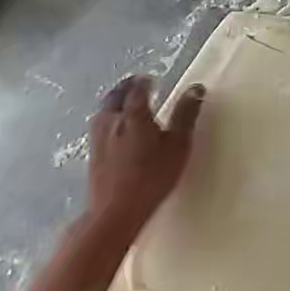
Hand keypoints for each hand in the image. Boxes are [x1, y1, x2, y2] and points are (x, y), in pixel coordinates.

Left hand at [87, 75, 203, 239]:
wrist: (116, 211)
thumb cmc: (153, 175)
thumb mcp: (178, 144)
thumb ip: (186, 114)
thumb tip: (195, 88)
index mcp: (134, 114)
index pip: (138, 89)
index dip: (145, 82)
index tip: (152, 79)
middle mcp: (112, 121)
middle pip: (115, 96)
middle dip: (126, 87)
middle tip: (136, 83)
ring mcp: (98, 138)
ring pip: (104, 111)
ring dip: (114, 102)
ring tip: (123, 102)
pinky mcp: (93, 155)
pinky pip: (100, 126)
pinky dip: (109, 118)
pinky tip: (115, 127)